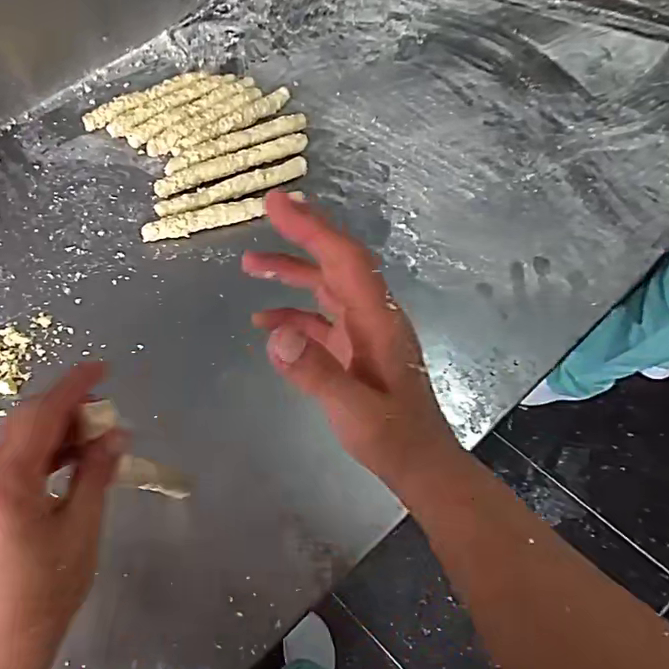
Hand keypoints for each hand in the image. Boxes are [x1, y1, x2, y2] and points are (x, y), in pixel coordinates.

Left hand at [0, 363, 125, 668]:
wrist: (1, 642)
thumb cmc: (48, 594)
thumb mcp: (81, 531)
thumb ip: (94, 475)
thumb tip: (114, 435)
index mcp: (7, 484)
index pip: (41, 417)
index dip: (72, 388)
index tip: (100, 369)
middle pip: (23, 422)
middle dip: (62, 406)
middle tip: (102, 408)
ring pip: (14, 439)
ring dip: (50, 428)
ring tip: (90, 432)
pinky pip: (8, 461)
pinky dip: (37, 451)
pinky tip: (65, 458)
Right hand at [242, 191, 465, 485]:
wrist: (419, 465)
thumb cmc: (393, 438)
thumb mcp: (354, 410)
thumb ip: (315, 371)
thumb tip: (273, 329)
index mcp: (376, 319)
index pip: (343, 260)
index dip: (310, 228)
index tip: (279, 204)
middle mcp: (370, 316)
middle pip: (335, 263)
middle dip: (301, 235)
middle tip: (267, 212)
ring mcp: (361, 331)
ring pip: (324, 286)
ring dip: (290, 271)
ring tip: (248, 265)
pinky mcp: (351, 348)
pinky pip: (318, 317)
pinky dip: (291, 311)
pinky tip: (264, 321)